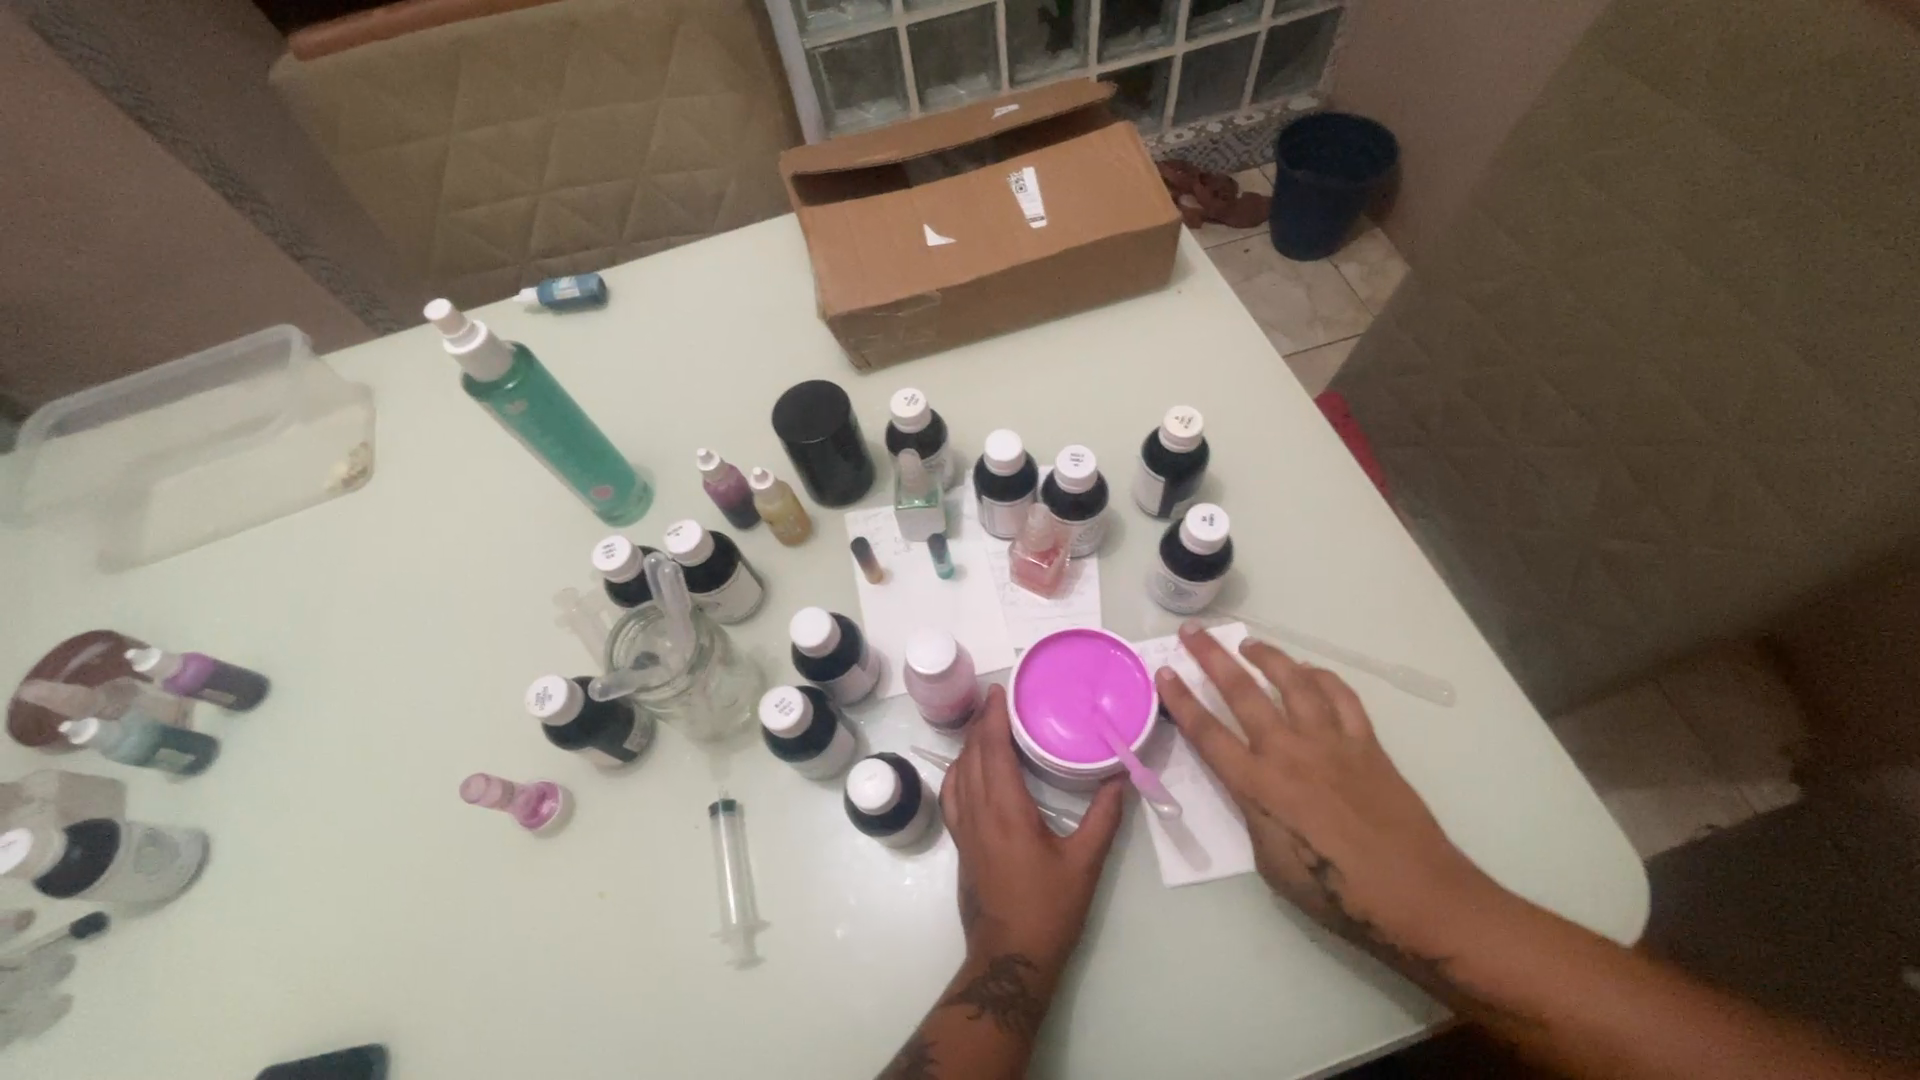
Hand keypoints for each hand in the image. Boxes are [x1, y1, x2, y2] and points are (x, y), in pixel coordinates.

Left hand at [939, 685, 1125, 975]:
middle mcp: (977, 812)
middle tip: (999, 700)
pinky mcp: (959, 844)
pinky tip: (972, 770)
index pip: (992, 750)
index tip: (999, 691)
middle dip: (982, 723)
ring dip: (969, 744)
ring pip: (957, 773)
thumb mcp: (1085, 863)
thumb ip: (1103, 818)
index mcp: (1006, 810)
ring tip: (987, 728)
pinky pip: (952, 794)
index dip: (993, 717)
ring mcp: (963, 829)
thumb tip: (1119, 779)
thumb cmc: (1049, 909)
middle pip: (971, 755)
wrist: (1009, 957)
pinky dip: (959, 771)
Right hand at [1155, 623, 1499, 962]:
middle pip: (1242, 692)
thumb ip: (1254, 815)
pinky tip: (1309, 671)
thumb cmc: (1334, 891)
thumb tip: (1252, 790)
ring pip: (1294, 682)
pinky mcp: (1366, 743)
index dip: (1180, 700)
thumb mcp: (1270, 861)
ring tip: (1248, 643)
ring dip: (1268, 657)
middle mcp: (1289, 752)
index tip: (1164, 672)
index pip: (1206, 732)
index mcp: (1257, 786)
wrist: (1415, 892)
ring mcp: (1330, 742)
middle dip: (1212, 658)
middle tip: (1193, 632)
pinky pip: (1341, 697)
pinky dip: (1322, 678)